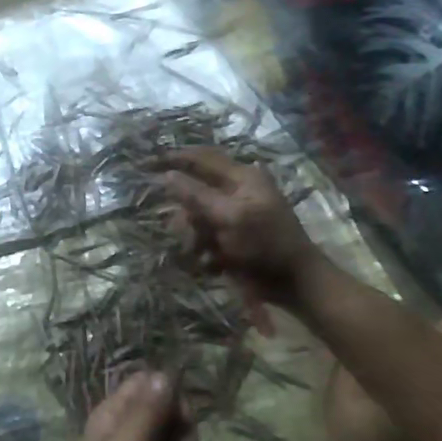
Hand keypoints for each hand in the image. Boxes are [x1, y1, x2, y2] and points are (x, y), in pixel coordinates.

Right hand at [157, 148, 324, 325]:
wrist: (295, 283)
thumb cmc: (266, 243)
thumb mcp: (229, 216)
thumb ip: (196, 195)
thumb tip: (167, 175)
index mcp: (242, 177)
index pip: (201, 157)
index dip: (174, 158)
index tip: (146, 165)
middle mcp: (237, 191)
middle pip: (196, 193)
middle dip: (188, 215)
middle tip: (188, 234)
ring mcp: (235, 216)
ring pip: (198, 220)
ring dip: (195, 238)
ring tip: (202, 255)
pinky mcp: (233, 239)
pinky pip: (207, 239)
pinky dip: (205, 252)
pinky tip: (213, 265)